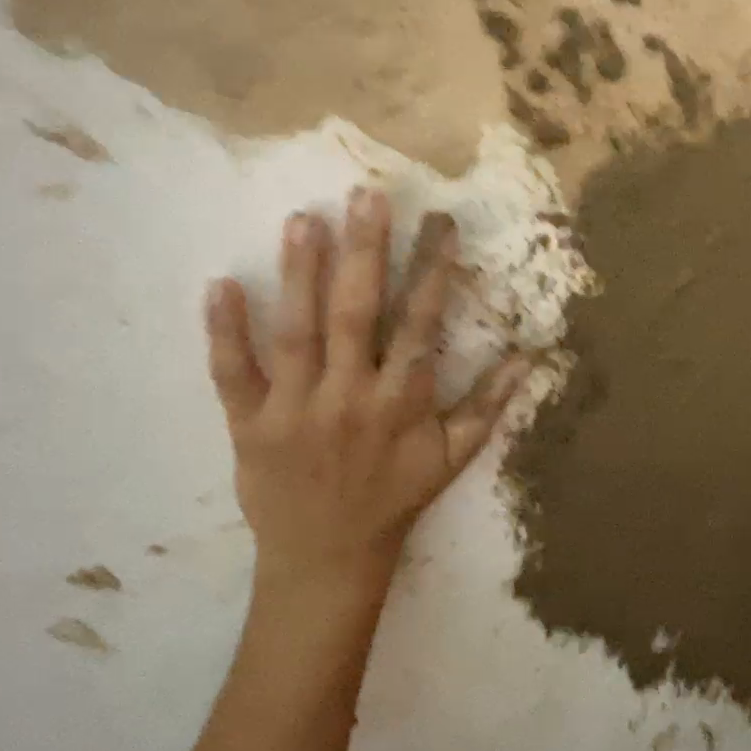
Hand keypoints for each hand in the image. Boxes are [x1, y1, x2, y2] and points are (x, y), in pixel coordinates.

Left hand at [204, 187, 529, 596]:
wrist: (328, 554)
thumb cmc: (399, 496)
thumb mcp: (457, 454)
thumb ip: (492, 402)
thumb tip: (531, 356)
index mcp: (404, 401)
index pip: (422, 322)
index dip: (433, 270)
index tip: (440, 223)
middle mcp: (351, 396)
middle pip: (357, 313)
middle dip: (366, 252)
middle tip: (367, 196)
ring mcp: (295, 408)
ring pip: (298, 331)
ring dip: (301, 274)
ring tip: (305, 219)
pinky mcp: (248, 424)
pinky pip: (231, 373)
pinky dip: (224, 331)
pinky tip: (220, 283)